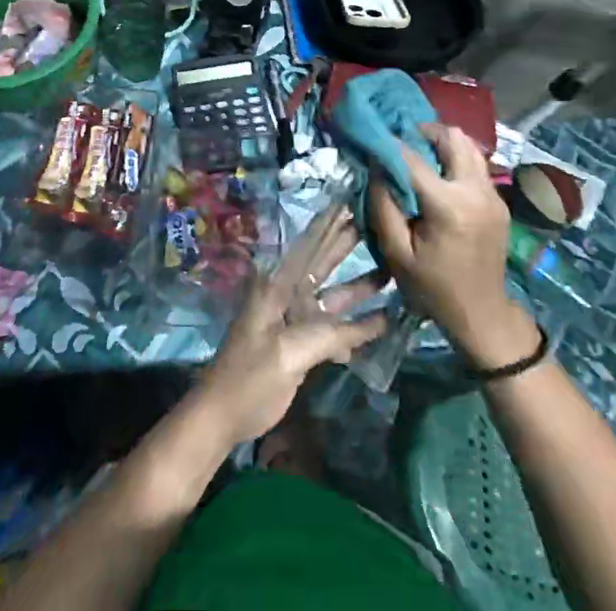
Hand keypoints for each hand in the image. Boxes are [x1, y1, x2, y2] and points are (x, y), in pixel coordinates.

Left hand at [188, 206, 388, 446]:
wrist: (224, 414)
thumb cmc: (249, 379)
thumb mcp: (286, 355)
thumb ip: (324, 336)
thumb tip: (366, 323)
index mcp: (275, 291)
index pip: (305, 249)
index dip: (326, 226)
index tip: (347, 201)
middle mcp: (284, 298)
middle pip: (319, 265)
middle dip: (344, 245)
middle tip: (375, 224)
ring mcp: (292, 322)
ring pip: (330, 296)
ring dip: (358, 286)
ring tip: (391, 269)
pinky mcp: (299, 345)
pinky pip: (332, 328)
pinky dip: (355, 324)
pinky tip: (382, 320)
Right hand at [370, 124, 538, 368]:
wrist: (481, 312)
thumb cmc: (432, 287)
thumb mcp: (395, 251)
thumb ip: (383, 205)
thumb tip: (375, 168)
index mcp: (450, 206)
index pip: (413, 160)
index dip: (387, 143)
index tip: (367, 133)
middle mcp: (477, 192)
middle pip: (453, 139)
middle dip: (421, 131)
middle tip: (396, 138)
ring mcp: (493, 195)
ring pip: (469, 147)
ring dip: (439, 142)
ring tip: (413, 151)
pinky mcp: (497, 200)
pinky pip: (474, 164)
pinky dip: (451, 158)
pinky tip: (432, 172)